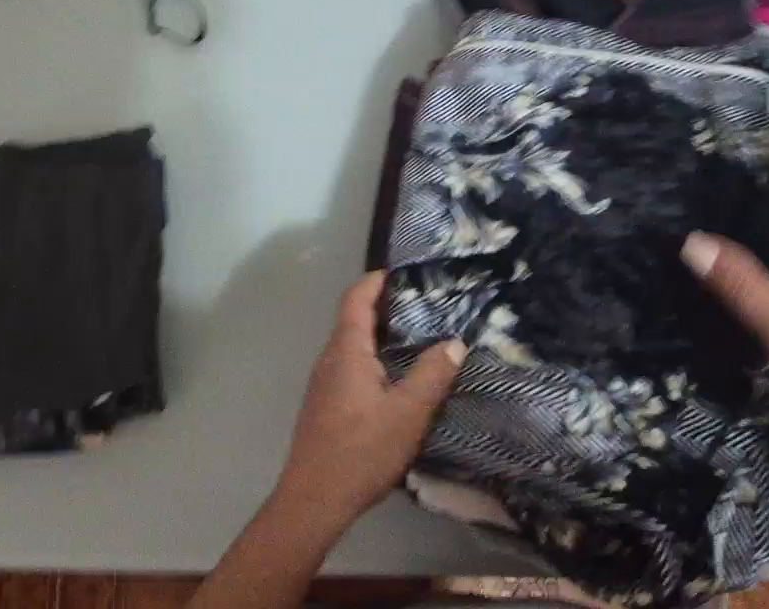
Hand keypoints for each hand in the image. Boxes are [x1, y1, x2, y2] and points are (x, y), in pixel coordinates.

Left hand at [270, 271, 467, 534]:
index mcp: (346, 350)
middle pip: (351, 319)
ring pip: (350, 345)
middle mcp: (329, 358)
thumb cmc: (361, 450)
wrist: (314, 496)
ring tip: (412, 339)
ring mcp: (322, 382)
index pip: (355, 299)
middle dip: (381, 307)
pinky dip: (370, 357)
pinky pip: (347, 365)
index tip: (398, 273)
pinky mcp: (324, 403)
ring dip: (376, 334)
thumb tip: (454, 342)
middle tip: (418, 306)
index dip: (374, 281)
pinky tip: (392, 379)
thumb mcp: (407, 414)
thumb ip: (431, 376)